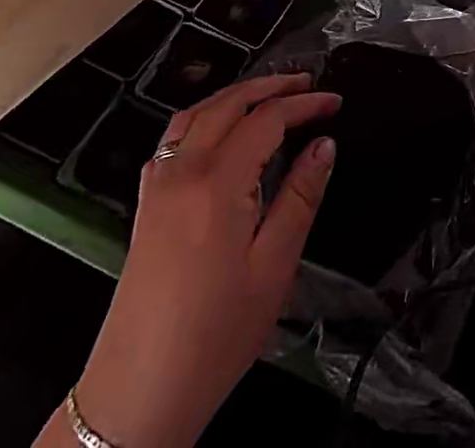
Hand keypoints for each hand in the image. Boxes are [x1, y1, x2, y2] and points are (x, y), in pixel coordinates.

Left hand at [68, 74, 338, 447]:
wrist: (138, 391)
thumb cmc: (217, 331)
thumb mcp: (275, 264)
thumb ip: (301, 195)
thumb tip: (324, 144)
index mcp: (216, 185)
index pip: (266, 120)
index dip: (305, 104)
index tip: (336, 101)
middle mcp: (180, 175)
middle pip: (225, 105)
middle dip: (270, 85)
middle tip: (309, 83)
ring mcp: (156, 189)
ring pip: (193, 116)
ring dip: (235, 96)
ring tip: (272, 94)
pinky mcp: (146, 207)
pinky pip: (173, 140)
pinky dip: (204, 118)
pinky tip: (223, 132)